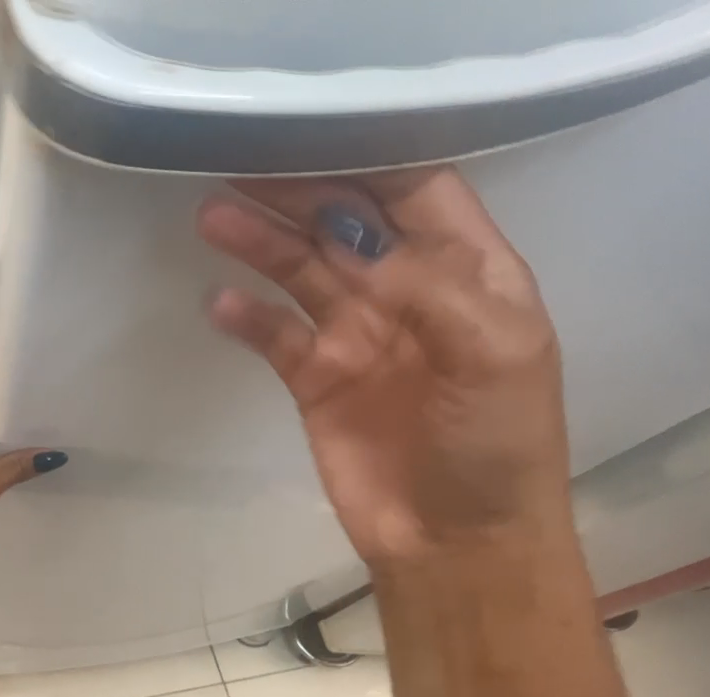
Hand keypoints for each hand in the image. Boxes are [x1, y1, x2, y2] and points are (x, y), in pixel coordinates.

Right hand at [199, 167, 572, 565]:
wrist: (455, 541)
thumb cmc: (497, 445)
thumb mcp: (493, 354)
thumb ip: (430, 290)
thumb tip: (352, 241)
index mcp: (470, 274)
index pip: (418, 195)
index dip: (369, 166)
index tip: (312, 142)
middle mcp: (408, 294)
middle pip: (347, 226)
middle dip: (299, 196)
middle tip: (241, 171)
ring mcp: (356, 338)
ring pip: (302, 274)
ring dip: (261, 245)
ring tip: (212, 218)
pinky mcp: (314, 382)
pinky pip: (274, 338)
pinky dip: (247, 318)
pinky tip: (219, 302)